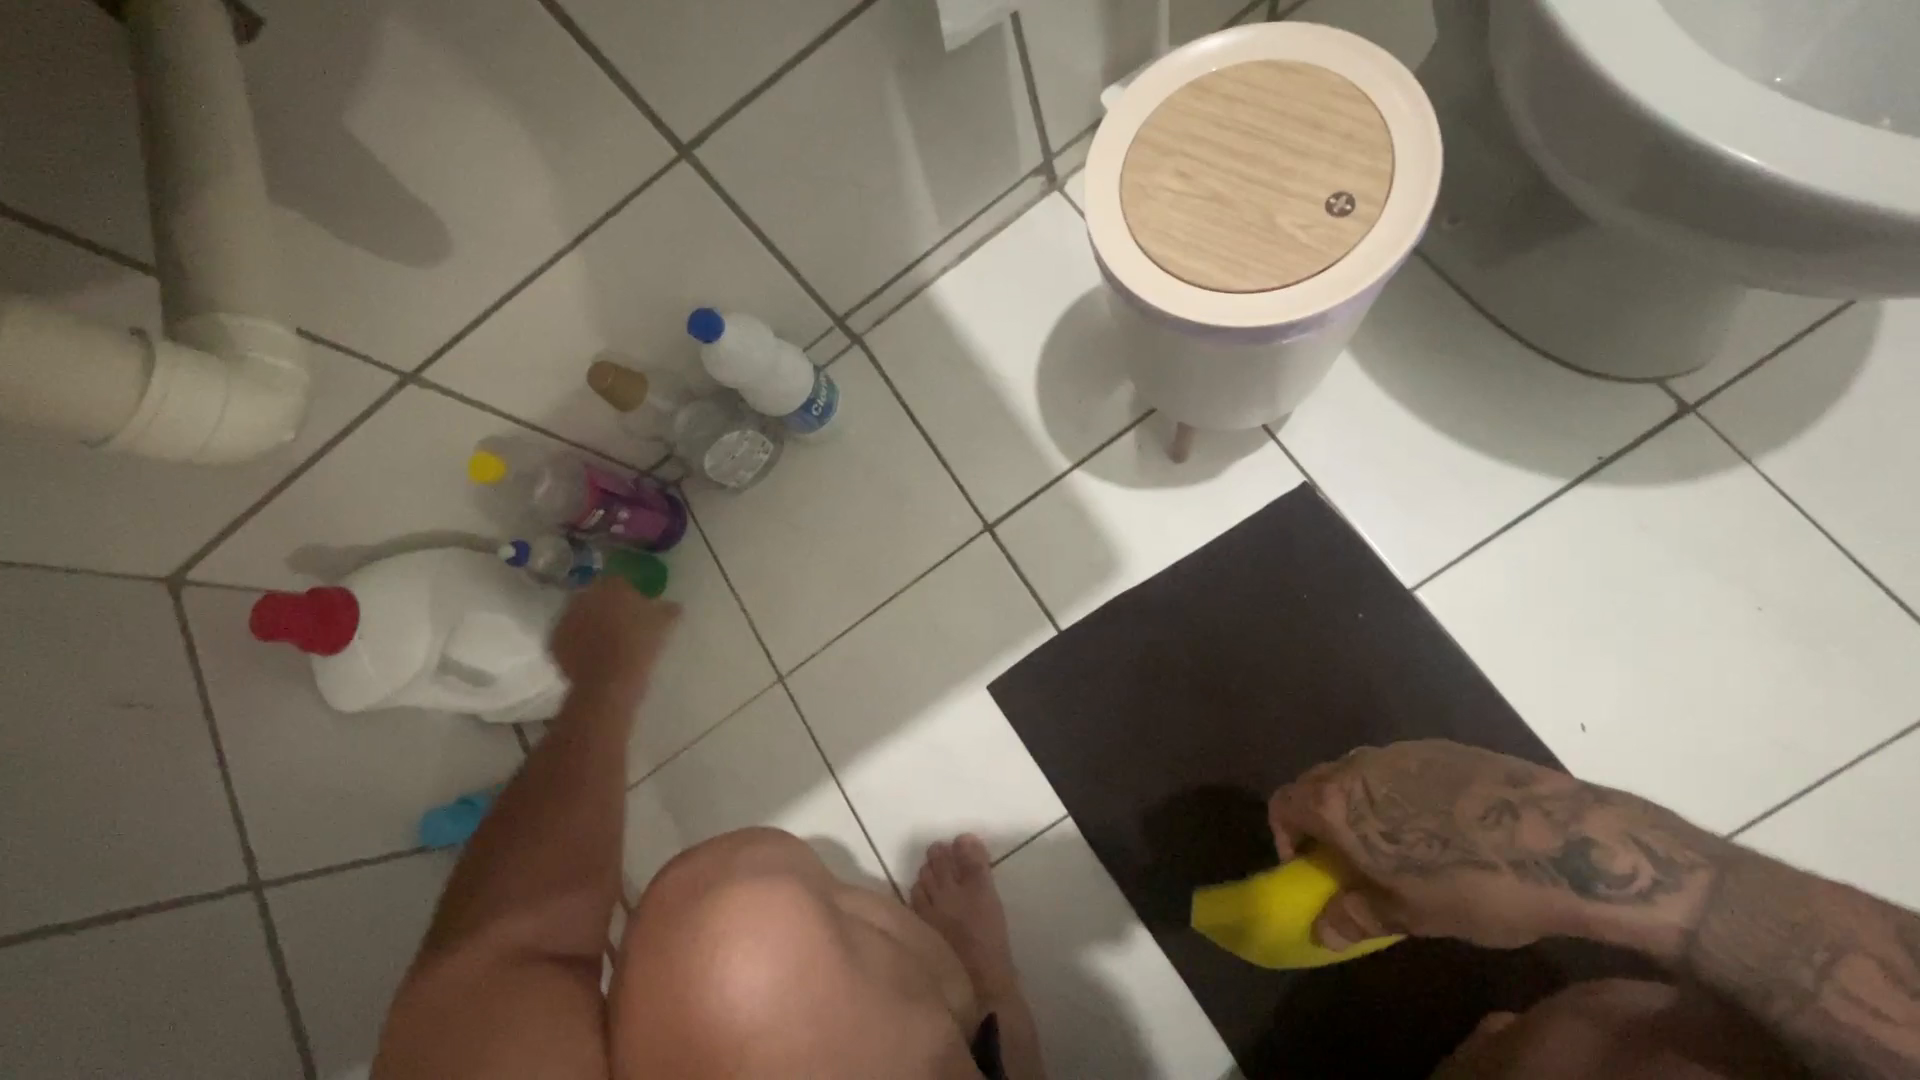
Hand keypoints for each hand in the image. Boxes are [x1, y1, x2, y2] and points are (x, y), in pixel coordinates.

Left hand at [549, 578, 680, 699]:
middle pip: (595, 595)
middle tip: (620, 622)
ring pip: (579, 615)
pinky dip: (577, 642)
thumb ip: (669, 610)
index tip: (636, 604)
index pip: (618, 580)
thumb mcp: (663, 626)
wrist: (609, 681)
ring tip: (604, 640)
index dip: (627, 592)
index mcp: (611, 587)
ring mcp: (565, 618)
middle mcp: (584, 596)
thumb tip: (675, 605)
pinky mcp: (554, 641)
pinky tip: (590, 654)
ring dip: (589, 622)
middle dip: (605, 605)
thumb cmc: (640, 646)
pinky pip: (568, 636)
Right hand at [1267, 740, 1721, 958]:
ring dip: (1362, 805)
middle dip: (1321, 820)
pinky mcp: (1446, 748)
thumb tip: (1322, 929)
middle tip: (1349, 860)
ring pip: (1361, 774)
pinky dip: (1401, 794)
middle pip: (1317, 783)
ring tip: (1398, 844)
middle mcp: (1360, 766)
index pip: (1282, 803)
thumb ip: (1356, 917)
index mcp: (1337, 802)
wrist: (1568, 845)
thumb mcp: (1410, 916)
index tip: (1309, 867)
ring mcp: (1404, 751)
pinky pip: (1402, 769)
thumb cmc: (1472, 886)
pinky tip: (1442, 827)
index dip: (1284, 836)